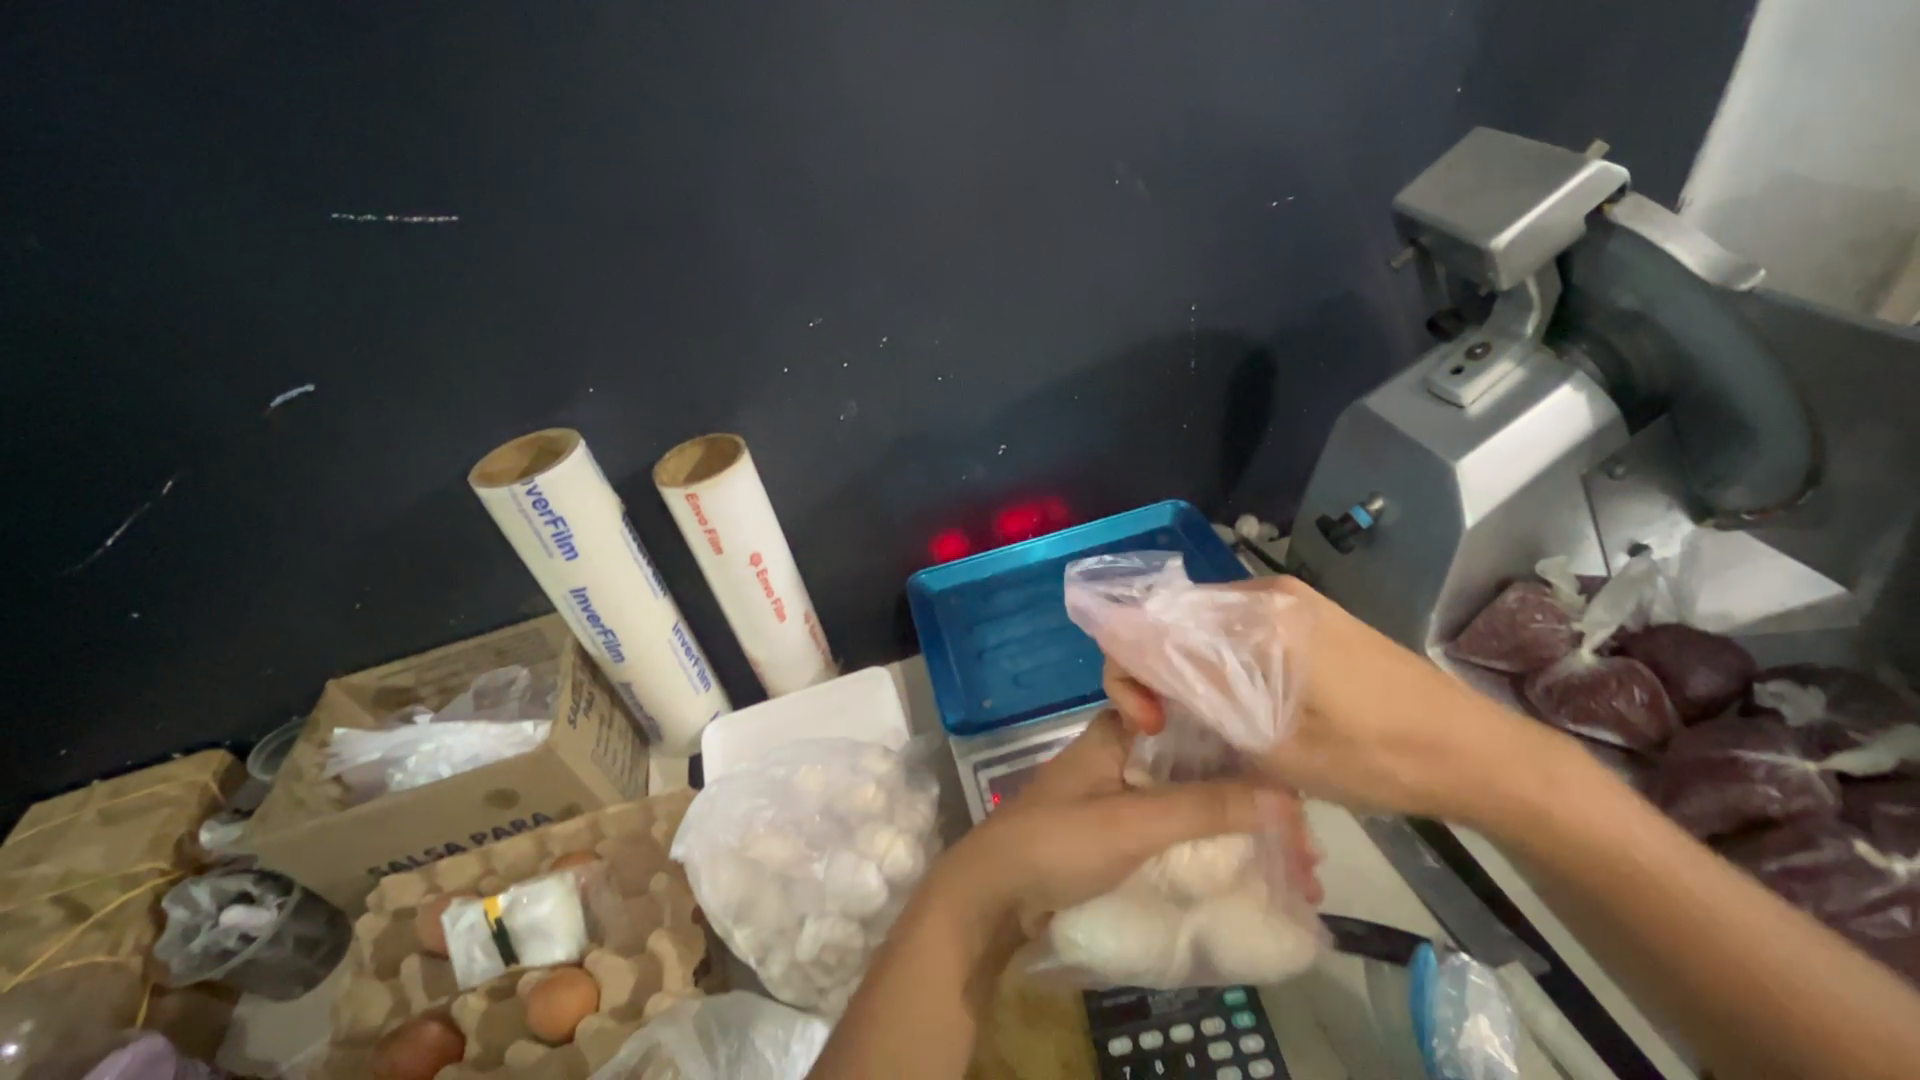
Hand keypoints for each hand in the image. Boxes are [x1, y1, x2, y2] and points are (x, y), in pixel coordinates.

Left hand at [933, 711, 1321, 938]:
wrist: (991, 896)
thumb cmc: (1056, 843)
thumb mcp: (1133, 822)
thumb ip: (1207, 806)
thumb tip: (1290, 799)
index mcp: (1121, 729)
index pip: (1198, 716)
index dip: (1252, 744)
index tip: (1300, 780)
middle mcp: (1128, 752)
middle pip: (1207, 763)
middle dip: (1261, 799)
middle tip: (1310, 846)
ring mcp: (1127, 792)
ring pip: (1200, 797)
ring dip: (1247, 827)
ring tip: (1300, 869)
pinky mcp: (1124, 829)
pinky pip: (1184, 827)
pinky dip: (1221, 846)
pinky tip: (1261, 873)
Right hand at [1102, 575, 1555, 824]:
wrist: (1476, 755)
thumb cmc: (1374, 758)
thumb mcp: (1271, 743)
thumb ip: (1195, 693)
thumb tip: (1132, 656)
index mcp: (1255, 615)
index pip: (1150, 623)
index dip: (1128, 671)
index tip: (1148, 724)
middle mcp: (1267, 594)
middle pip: (1173, 621)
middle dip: (1154, 672)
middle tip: (1168, 730)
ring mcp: (1293, 604)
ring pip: (1204, 630)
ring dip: (1186, 672)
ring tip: (1203, 726)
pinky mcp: (1311, 621)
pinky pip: (1238, 635)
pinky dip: (1219, 667)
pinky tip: (1235, 708)